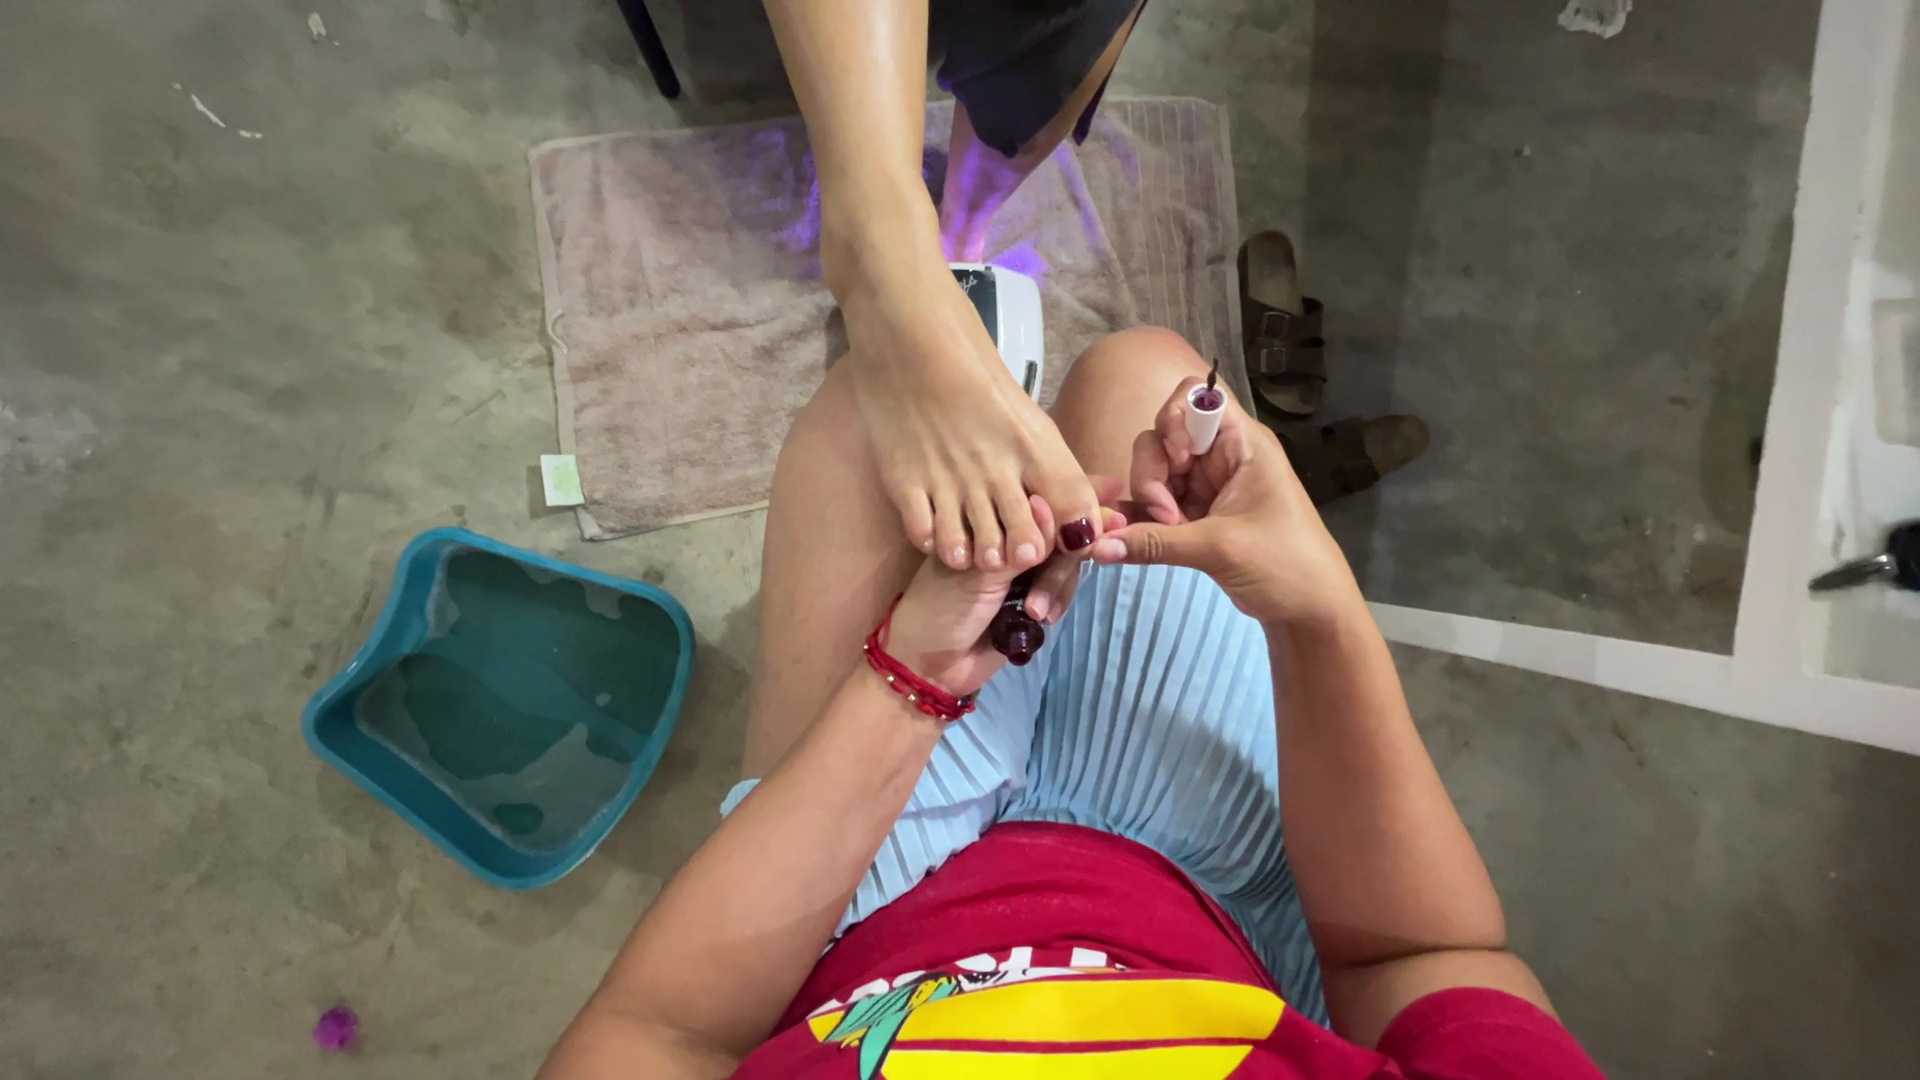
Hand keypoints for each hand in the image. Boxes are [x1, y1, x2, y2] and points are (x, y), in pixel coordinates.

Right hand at [841, 260, 1105, 572]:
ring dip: (980, 555)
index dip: (1078, 534)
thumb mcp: (1021, 407)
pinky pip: (927, 536)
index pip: (1073, 506)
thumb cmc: (967, 360)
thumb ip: (1046, 458)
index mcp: (1031, 443)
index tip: (1070, 540)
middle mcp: (994, 468)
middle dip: (1025, 554)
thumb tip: (1072, 503)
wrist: (905, 331)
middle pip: (1024, 539)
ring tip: (976, 549)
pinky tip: (938, 530)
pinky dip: (936, 542)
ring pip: (975, 549)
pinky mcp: (905, 482)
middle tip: (1015, 551)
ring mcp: (947, 479)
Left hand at [881, 493, 1123, 695]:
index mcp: (989, 519)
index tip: (1110, 490)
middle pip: (1061, 528)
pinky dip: (1057, 603)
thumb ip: (1022, 542)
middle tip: (1091, 552)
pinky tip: (1043, 619)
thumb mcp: (982, 570)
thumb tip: (1053, 502)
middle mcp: (1009, 539)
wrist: (930, 666)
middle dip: (1071, 547)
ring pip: (1066, 563)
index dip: (1072, 494)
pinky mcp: (1033, 600)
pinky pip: (1061, 593)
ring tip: (1037, 611)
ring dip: (1058, 585)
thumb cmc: (941, 608)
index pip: (1038, 497)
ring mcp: (1023, 571)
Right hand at [1088, 377, 1364, 627]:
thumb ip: (1154, 542)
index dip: (1174, 421)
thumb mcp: (1219, 548)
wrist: (1309, 610)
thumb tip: (1095, 546)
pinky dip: (1143, 519)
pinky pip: (1154, 503)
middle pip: (1162, 438)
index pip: (1195, 396)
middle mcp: (1219, 456)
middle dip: (1153, 476)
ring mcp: (1205, 484)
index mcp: (1241, 443)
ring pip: (1153, 473)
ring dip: (1147, 502)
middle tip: (1166, 517)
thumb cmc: (1285, 564)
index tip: (1178, 462)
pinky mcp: (1194, 513)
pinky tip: (1133, 540)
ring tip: (1165, 535)